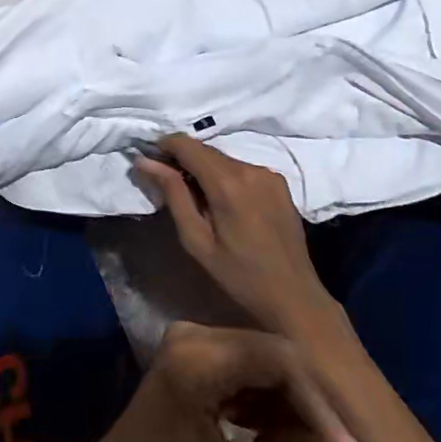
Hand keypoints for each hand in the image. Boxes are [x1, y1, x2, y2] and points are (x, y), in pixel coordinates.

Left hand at [63, 322, 373, 441]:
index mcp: (196, 355)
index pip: (281, 362)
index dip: (324, 412)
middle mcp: (195, 333)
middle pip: (276, 358)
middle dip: (314, 414)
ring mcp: (193, 342)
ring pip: (267, 366)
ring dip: (298, 413)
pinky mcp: (195, 359)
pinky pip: (248, 374)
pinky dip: (273, 410)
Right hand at [135, 135, 339, 334]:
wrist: (294, 296)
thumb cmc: (240, 276)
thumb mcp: (197, 241)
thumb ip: (173, 195)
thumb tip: (145, 162)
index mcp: (228, 183)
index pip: (188, 145)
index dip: (165, 146)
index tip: (150, 159)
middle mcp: (250, 168)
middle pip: (207, 151)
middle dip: (184, 160)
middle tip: (168, 183)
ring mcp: (268, 173)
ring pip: (225, 159)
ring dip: (206, 170)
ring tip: (197, 198)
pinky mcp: (279, 182)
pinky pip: (243, 169)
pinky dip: (227, 177)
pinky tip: (225, 203)